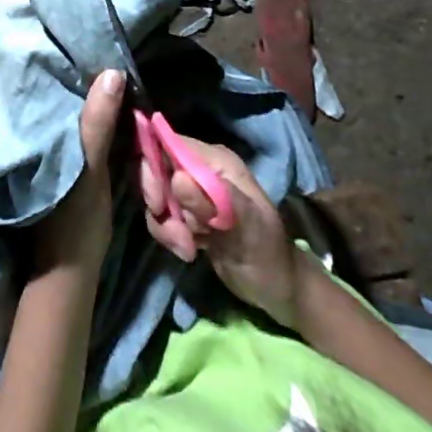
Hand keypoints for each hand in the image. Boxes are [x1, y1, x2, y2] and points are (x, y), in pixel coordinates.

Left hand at [32, 69, 125, 270]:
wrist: (70, 271)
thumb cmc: (75, 219)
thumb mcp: (90, 166)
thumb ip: (98, 123)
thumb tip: (112, 72)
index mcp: (34, 134)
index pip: (48, 86)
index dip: (67, 66)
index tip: (91, 46)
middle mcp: (37, 138)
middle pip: (61, 99)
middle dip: (83, 82)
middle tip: (109, 61)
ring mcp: (50, 153)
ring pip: (71, 116)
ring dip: (91, 102)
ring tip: (113, 80)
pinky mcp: (65, 164)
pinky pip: (79, 132)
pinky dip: (93, 122)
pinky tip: (110, 114)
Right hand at [141, 137, 302, 328]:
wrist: (275, 285)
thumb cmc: (267, 250)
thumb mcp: (246, 227)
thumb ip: (212, 201)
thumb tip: (177, 179)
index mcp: (218, 162)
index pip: (173, 146)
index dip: (156, 168)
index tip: (158, 203)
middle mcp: (203, 171)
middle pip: (160, 171)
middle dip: (161, 204)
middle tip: (177, 233)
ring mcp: (196, 194)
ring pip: (160, 198)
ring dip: (167, 227)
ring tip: (188, 248)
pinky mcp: (190, 217)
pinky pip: (164, 218)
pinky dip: (170, 236)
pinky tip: (189, 252)